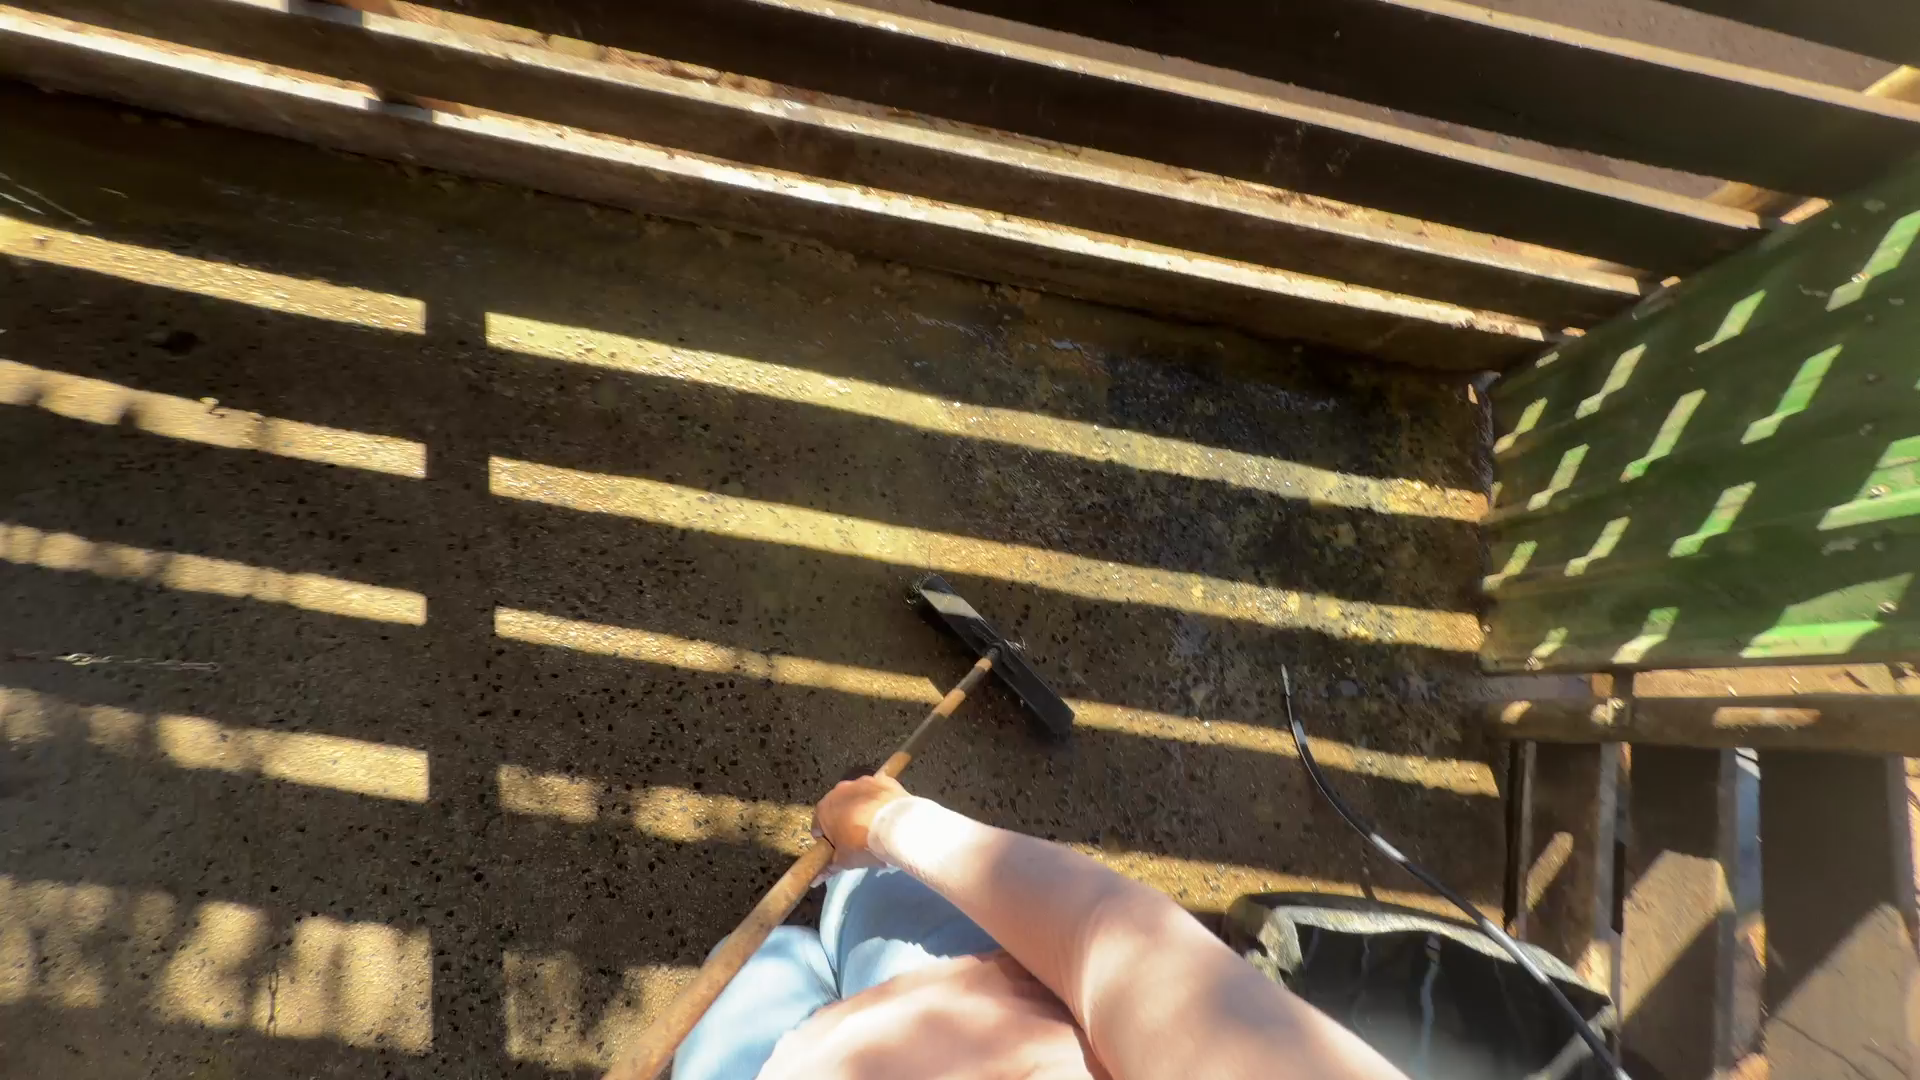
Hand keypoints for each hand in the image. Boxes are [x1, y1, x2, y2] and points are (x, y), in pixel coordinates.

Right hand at [812, 774, 910, 867]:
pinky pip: (878, 792)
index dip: (828, 841)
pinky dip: (880, 801)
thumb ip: (828, 867)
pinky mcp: (883, 780)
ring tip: (875, 827)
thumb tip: (815, 880)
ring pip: (858, 798)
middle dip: (844, 822)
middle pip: (838, 809)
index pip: (819, 827)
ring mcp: (862, 782)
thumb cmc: (862, 844)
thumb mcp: (844, 861)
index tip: (839, 849)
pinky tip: (887, 815)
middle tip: (857, 840)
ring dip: (862, 809)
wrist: (896, 826)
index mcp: (824, 809)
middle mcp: (840, 790)